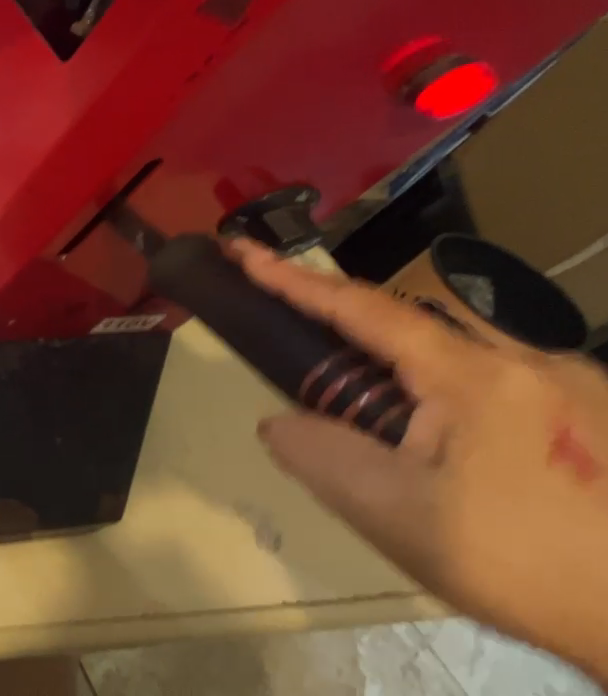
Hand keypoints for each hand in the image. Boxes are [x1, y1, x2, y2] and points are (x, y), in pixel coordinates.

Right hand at [232, 240, 607, 681]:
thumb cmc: (524, 564)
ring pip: (471, 349)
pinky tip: (466, 448)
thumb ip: (318, 454)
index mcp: (477, 377)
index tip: (243, 251)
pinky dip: (461, 391)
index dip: (294, 279)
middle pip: (421, 318)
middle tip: (309, 347)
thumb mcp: (394, 515)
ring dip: (413, 360)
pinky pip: (511, 380)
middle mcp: (536, 364)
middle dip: (356, 319)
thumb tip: (279, 422)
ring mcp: (585, 391)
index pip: (365, 309)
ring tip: (391, 418)